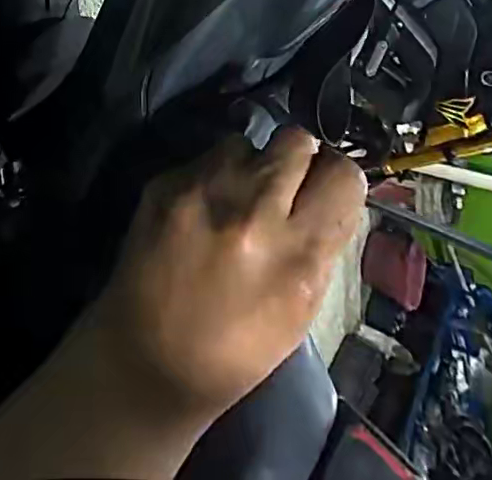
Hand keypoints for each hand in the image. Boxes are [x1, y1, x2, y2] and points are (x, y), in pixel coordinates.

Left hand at [84, 125, 365, 425]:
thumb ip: (317, 244)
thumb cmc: (236, 346)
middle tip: (283, 183)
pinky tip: (199, 207)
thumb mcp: (300, 306)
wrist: (149, 351)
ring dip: (246, 164)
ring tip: (235, 196)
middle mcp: (251, 210)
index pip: (342, 176)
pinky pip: (200, 158)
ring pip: (243, 142)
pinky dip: (208, 175)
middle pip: (295, 140)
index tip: (325, 186)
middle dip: (295, 158)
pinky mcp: (162, 182)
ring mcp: (200, 190)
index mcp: (297, 253)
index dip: (337, 177)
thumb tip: (325, 198)